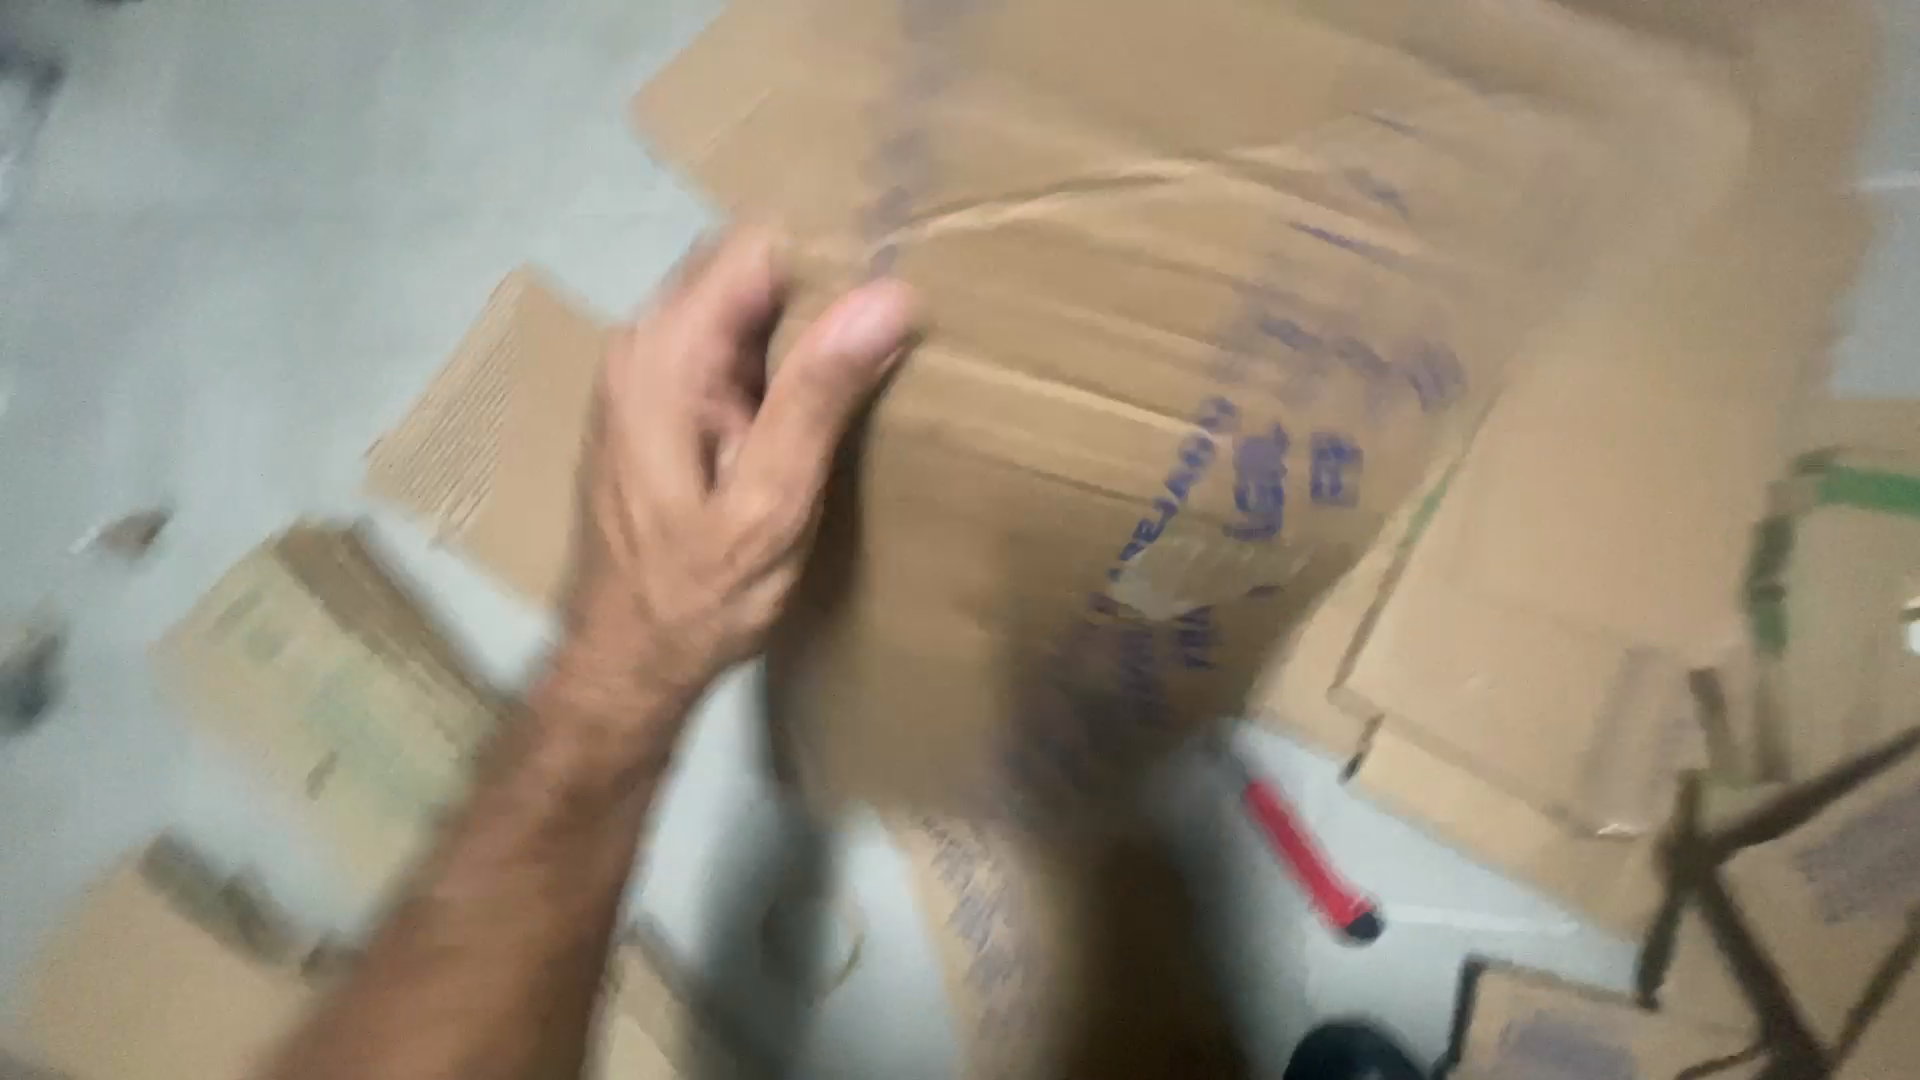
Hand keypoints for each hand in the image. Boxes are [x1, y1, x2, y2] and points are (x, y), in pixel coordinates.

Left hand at [554, 227, 917, 718]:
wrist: (629, 658)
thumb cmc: (699, 594)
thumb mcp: (770, 503)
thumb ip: (819, 398)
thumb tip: (888, 299)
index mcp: (666, 356)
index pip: (758, 251)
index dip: (831, 255)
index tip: (899, 275)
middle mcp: (646, 346)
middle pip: (747, 273)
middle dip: (824, 285)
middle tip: (900, 317)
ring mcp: (649, 375)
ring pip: (742, 311)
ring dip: (807, 322)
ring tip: (879, 344)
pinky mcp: (663, 406)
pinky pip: (731, 351)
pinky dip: (782, 357)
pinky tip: (827, 388)